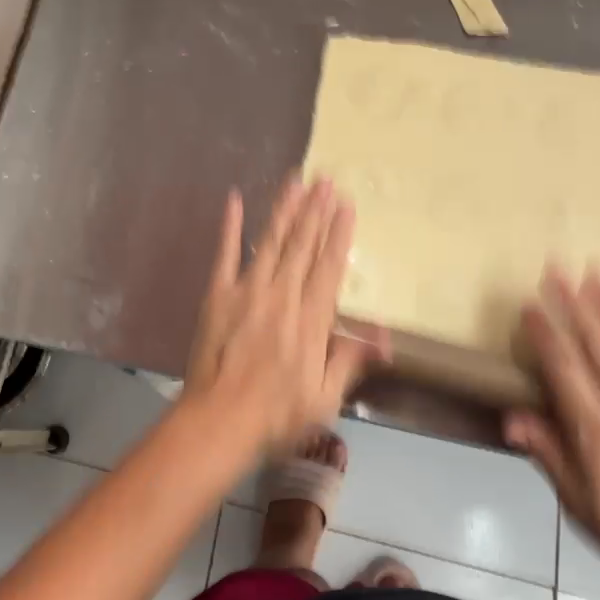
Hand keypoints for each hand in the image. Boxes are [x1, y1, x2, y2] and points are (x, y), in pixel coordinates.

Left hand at [182, 176, 382, 453]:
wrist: (219, 421)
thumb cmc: (276, 416)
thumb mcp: (325, 398)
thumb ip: (350, 359)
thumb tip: (382, 332)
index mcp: (310, 319)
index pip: (329, 267)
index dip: (339, 233)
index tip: (346, 204)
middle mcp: (282, 296)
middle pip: (302, 245)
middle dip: (316, 210)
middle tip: (325, 179)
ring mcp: (247, 291)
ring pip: (271, 241)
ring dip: (285, 209)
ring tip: (296, 180)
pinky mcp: (217, 295)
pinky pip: (225, 254)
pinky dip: (230, 227)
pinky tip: (235, 200)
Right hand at [504, 266, 599, 598]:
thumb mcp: (580, 502)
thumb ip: (548, 454)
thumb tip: (510, 416)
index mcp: (594, 429)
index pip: (562, 367)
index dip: (543, 332)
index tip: (528, 304)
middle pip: (596, 343)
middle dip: (573, 301)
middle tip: (555, 266)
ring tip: (594, 269)